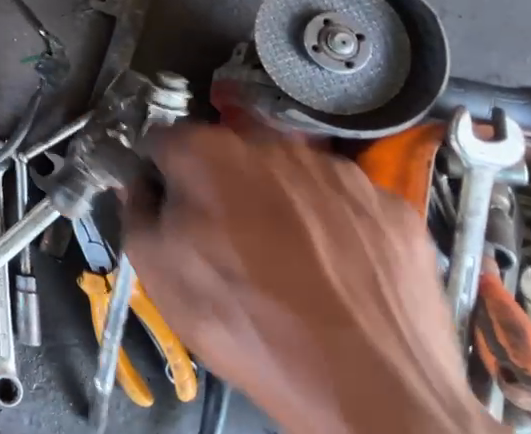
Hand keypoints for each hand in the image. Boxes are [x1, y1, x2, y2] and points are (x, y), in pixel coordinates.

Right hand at [124, 125, 501, 433]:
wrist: (371, 391)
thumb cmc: (245, 323)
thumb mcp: (155, 270)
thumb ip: (137, 210)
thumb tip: (142, 188)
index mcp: (204, 151)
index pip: (164, 139)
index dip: (160, 173)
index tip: (168, 207)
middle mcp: (272, 146)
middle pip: (229, 152)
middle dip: (220, 183)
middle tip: (224, 238)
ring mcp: (340, 175)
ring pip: (289, 174)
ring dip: (277, 200)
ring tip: (284, 260)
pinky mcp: (393, 209)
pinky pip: (344, 203)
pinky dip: (333, 225)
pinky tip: (332, 270)